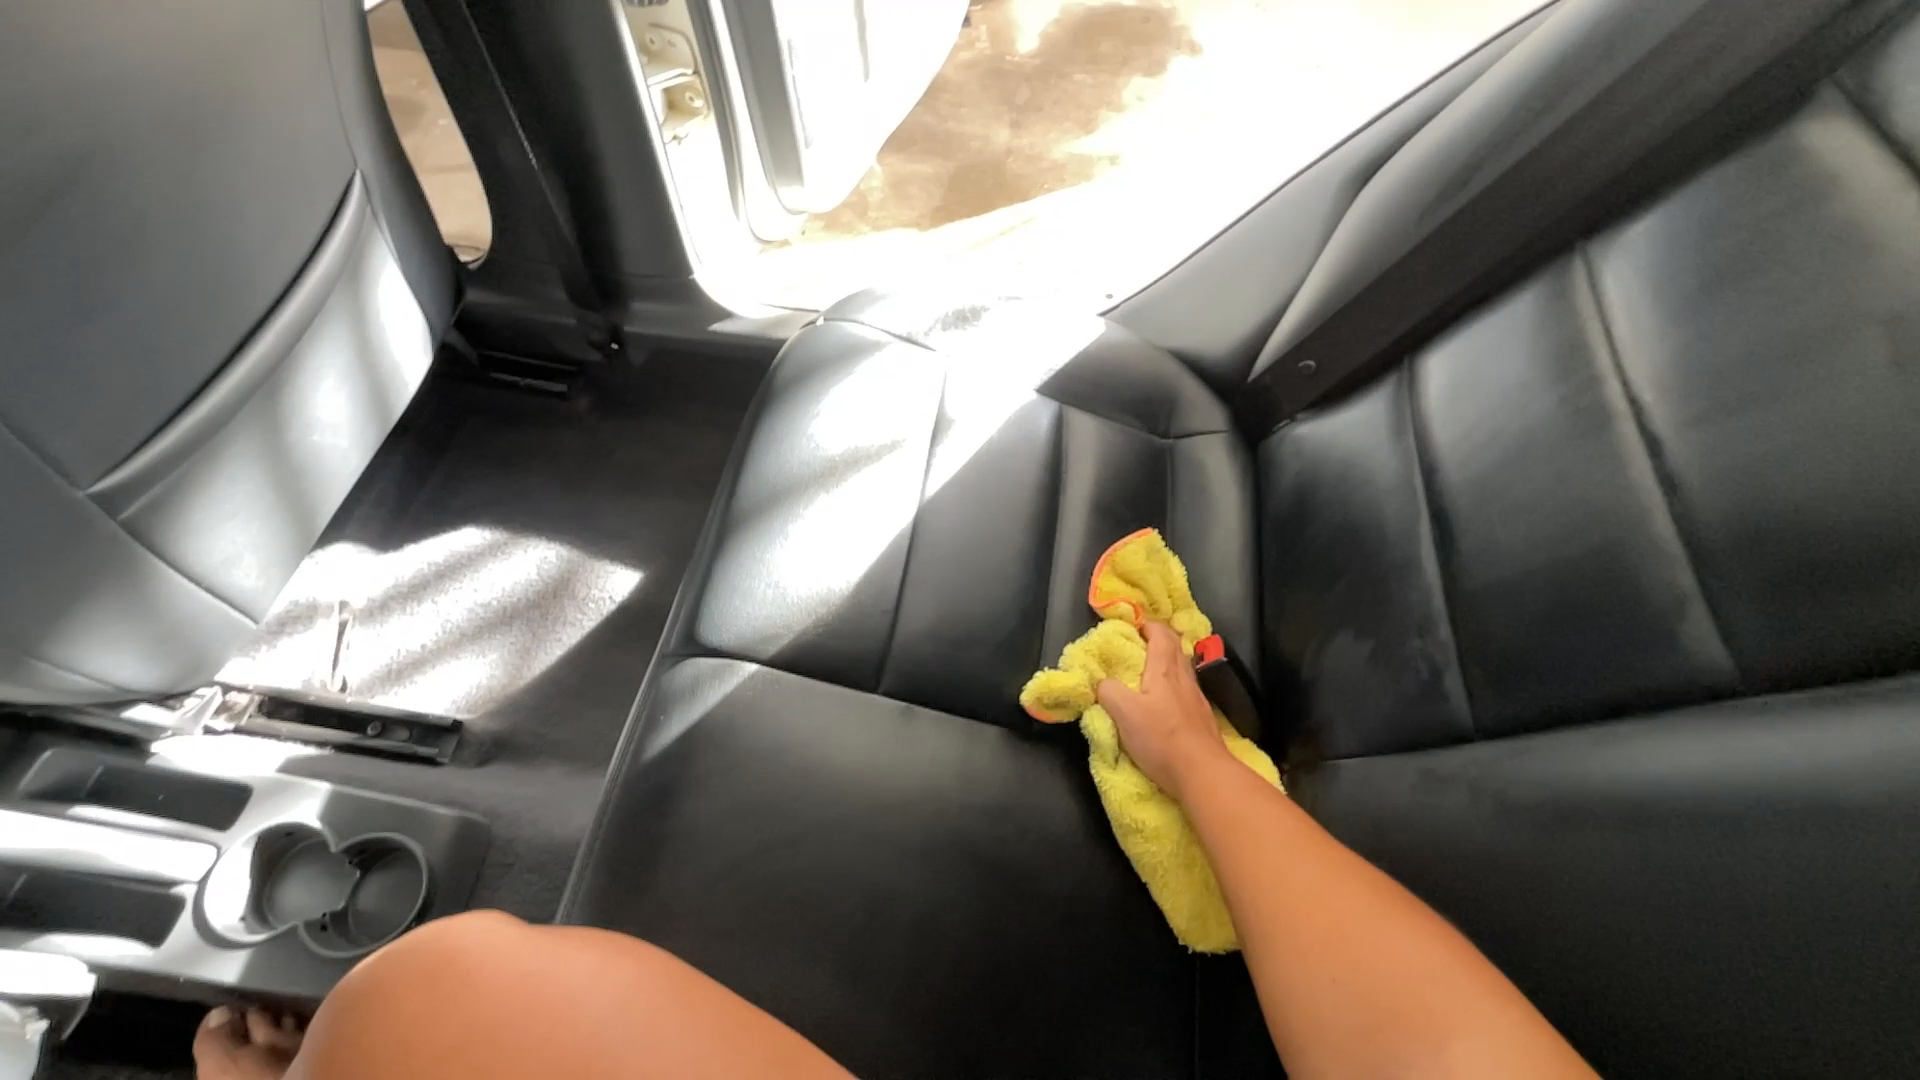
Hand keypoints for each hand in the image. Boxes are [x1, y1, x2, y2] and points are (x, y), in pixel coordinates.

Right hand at [1097, 622, 1231, 798]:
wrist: (1203, 773)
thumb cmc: (1162, 738)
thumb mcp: (1123, 712)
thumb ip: (1108, 691)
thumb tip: (1102, 683)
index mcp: (1164, 671)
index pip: (1161, 635)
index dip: (1148, 626)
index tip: (1134, 627)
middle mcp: (1184, 680)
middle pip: (1176, 649)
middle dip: (1159, 641)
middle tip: (1141, 645)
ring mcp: (1197, 700)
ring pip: (1183, 671)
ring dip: (1168, 665)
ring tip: (1150, 673)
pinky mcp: (1203, 721)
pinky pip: (1187, 693)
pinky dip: (1174, 689)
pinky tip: (1166, 704)